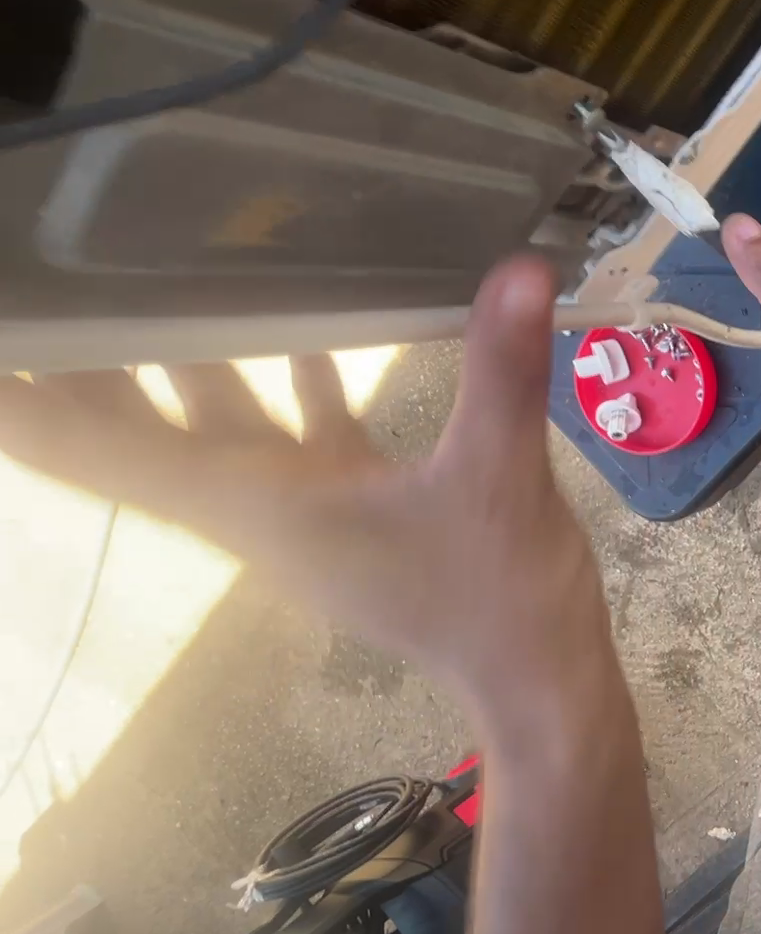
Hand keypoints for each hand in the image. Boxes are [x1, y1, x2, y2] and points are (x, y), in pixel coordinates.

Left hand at [0, 258, 614, 735]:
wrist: (535, 669)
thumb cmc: (499, 589)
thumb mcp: (498, 476)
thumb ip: (503, 373)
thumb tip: (522, 268)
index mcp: (250, 501)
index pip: (70, 443)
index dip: (5, 385)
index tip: (4, 297)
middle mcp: (256, 506)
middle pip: (125, 429)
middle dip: (83, 352)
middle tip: (71, 263)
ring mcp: (310, 513)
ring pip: (214, 431)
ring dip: (184, 363)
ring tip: (165, 275)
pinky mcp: (363, 514)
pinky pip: (299, 442)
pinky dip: (293, 391)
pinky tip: (322, 346)